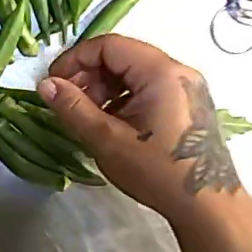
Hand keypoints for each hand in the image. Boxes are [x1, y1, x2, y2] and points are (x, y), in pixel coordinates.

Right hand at [39, 35, 247, 229]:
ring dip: (105, 88)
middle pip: (122, 56)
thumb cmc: (156, 171)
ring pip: (134, 73)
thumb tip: (45, 84)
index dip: (75, 59)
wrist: (206, 205)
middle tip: (68, 102)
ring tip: (88, 117)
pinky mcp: (188, 104)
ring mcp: (186, 87)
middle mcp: (178, 71)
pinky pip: (148, 88)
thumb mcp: (106, 139)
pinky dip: (124, 99)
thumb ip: (73, 107)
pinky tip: (111, 124)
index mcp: (161, 72)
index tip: (53, 82)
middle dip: (89, 75)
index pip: (109, 45)